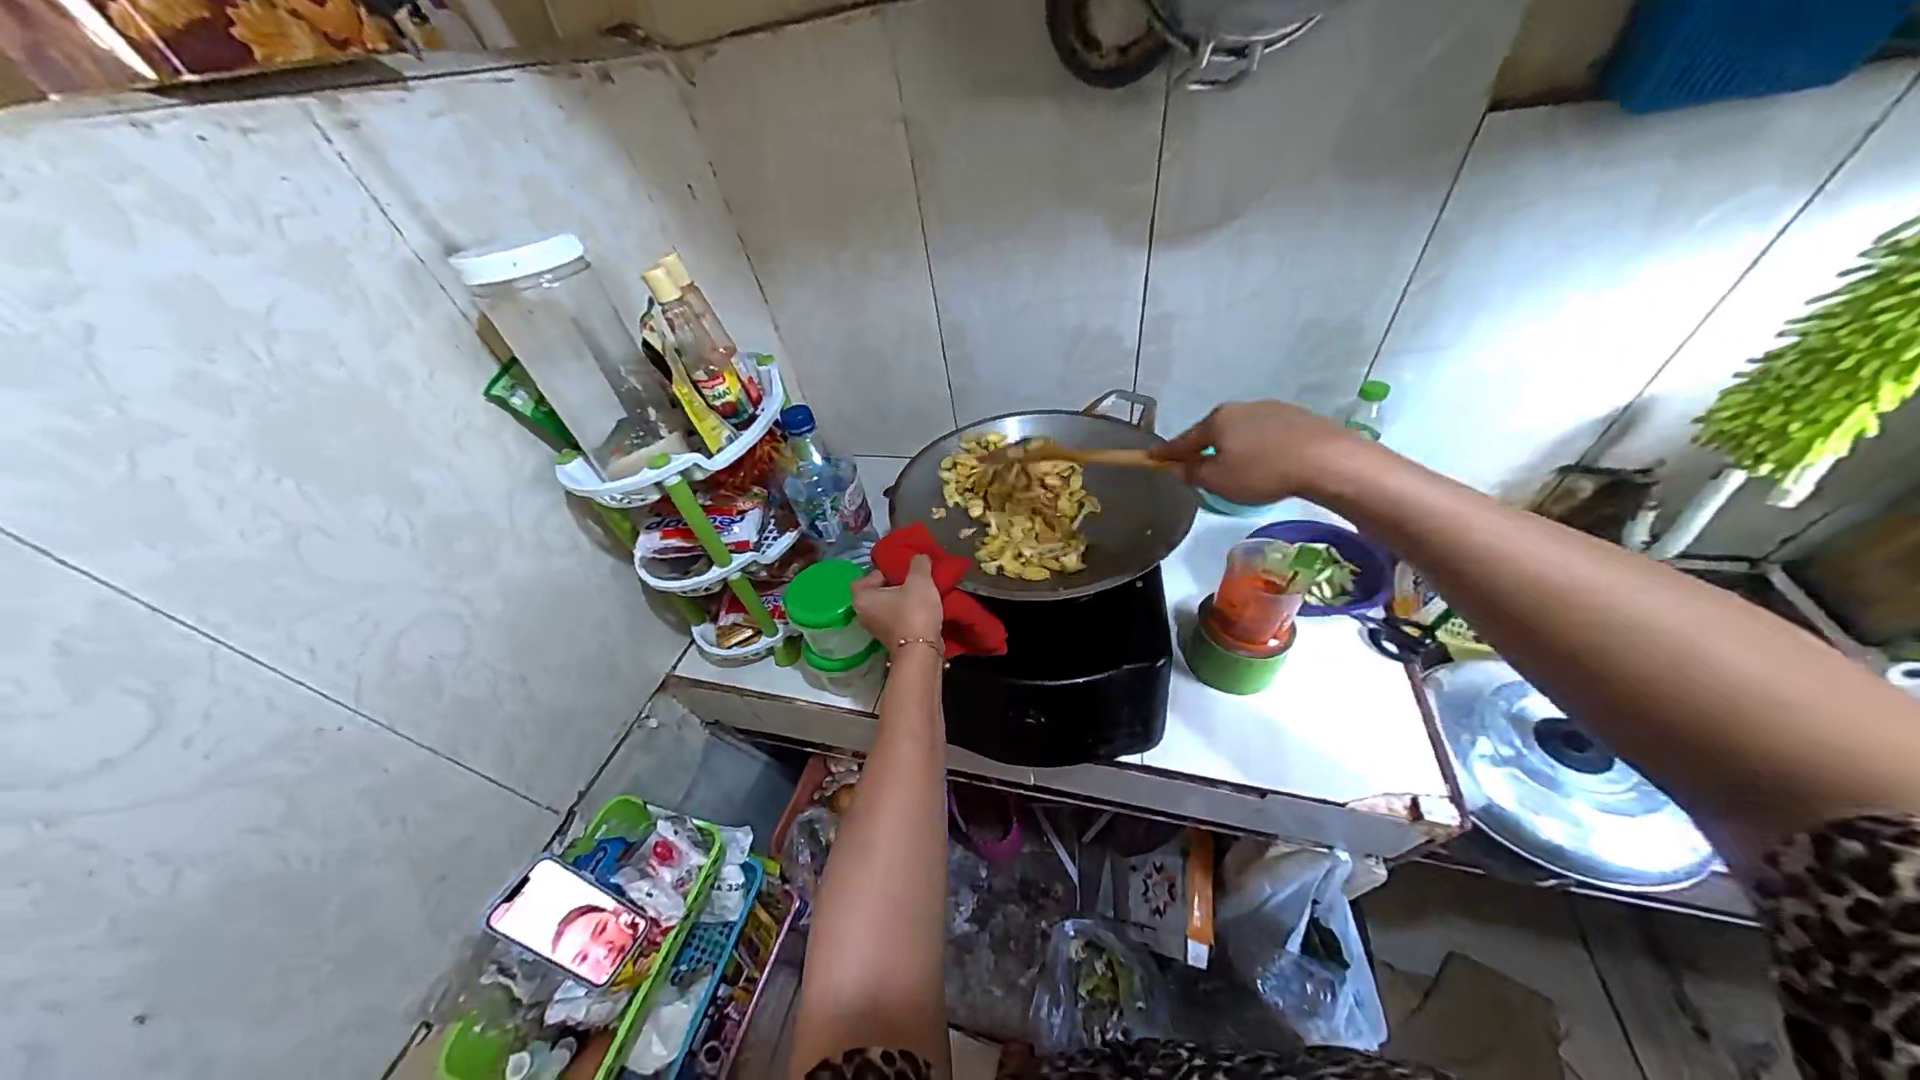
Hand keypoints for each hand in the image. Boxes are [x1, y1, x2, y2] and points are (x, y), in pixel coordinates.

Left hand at [851, 554, 943, 650]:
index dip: (881, 572)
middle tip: (912, 580)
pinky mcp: (889, 639)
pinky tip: (921, 608)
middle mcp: (862, 614)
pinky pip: (895, 618)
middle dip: (894, 585)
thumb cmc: (914, 611)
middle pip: (876, 592)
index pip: (865, 578)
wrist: (922, 650)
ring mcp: (875, 629)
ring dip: (901, 600)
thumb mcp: (919, 580)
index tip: (900, 571)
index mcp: (861, 598)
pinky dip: (905, 613)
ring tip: (919, 593)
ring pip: (887, 606)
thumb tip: (919, 557)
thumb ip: (918, 564)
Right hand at [1151, 400, 1362, 504]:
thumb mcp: (1218, 480)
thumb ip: (1191, 473)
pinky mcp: (1297, 417)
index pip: (1183, 440)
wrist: (1325, 460)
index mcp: (1216, 420)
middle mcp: (1240, 408)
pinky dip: (1260, 447)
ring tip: (1239, 470)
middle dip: (1204, 448)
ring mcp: (1271, 409)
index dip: (1166, 453)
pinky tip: (1268, 463)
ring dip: (1234, 447)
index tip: (1150, 459)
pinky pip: (1267, 434)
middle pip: (1213, 431)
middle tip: (1200, 469)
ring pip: (1241, 431)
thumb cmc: (1262, 471)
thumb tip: (1175, 467)